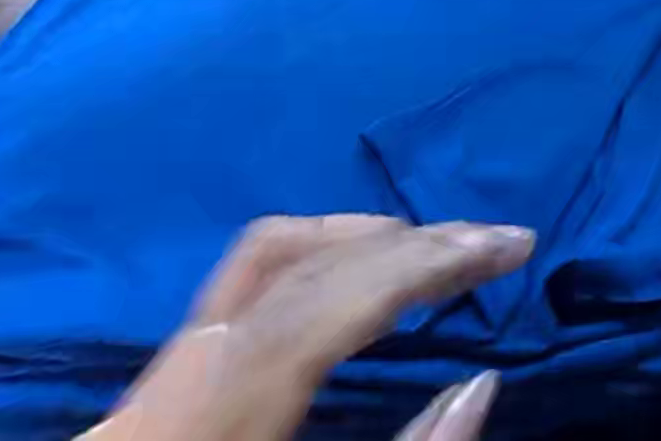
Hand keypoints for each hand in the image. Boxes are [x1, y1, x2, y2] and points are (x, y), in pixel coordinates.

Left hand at [81, 214, 534, 440]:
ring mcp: (150, 383)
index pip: (329, 303)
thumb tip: (482, 382)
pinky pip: (249, 283)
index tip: (510, 247)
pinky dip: (326, 258)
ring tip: (441, 250)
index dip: (430, 261)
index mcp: (202, 429)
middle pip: (308, 266)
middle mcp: (166, 389)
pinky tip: (367, 272)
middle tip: (495, 245)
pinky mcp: (154, 390)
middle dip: (419, 244)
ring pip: (270, 255)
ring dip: (373, 239)